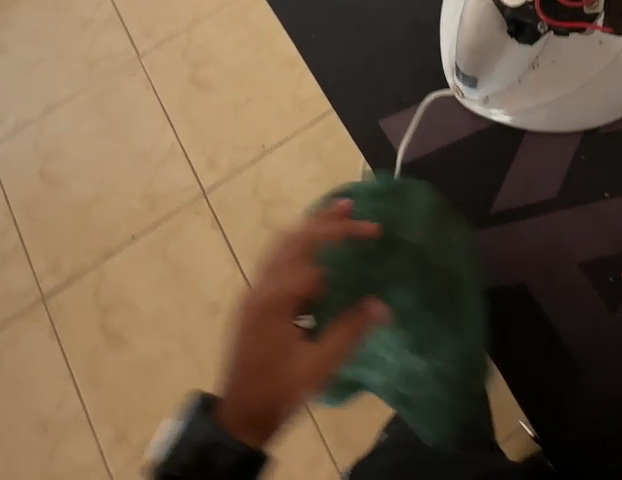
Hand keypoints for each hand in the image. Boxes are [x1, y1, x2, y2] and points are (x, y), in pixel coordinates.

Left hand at [215, 199, 389, 446]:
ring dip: (309, 228)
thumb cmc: (279, 391)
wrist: (239, 417)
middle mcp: (262, 286)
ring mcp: (254, 292)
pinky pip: (277, 259)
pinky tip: (316, 250)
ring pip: (282, 245)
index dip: (346, 236)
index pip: (315, 252)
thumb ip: (349, 331)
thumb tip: (382, 304)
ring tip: (335, 215)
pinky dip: (298, 245)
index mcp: (276, 298)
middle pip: (294, 239)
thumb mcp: (318, 366)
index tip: (375, 232)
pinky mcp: (255, 301)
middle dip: (325, 221)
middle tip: (352, 205)